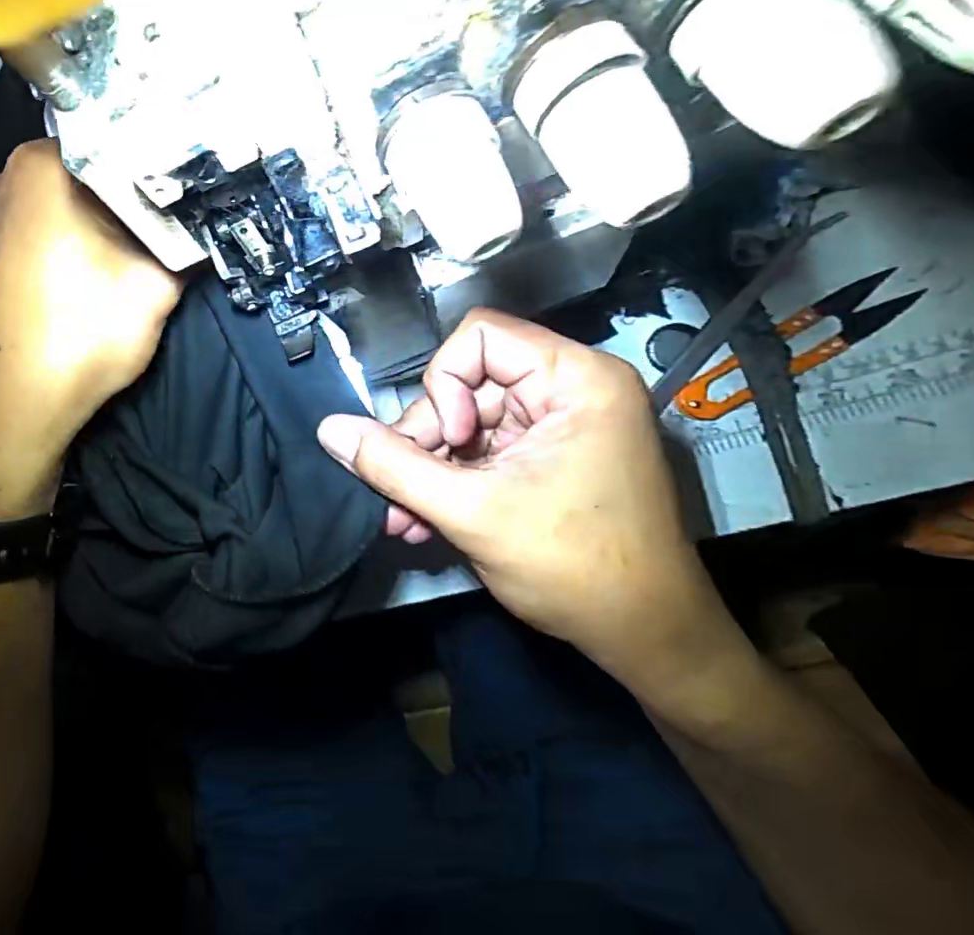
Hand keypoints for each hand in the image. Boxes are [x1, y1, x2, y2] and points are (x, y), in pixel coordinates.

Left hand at [0, 140, 181, 520]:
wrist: (14, 408)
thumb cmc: (81, 335)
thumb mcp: (156, 286)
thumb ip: (190, 243)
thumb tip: (217, 222)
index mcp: (43, 165)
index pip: (124, 137)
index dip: (170, 160)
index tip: (206, 179)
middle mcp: (11, 174)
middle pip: (100, 166)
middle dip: (145, 192)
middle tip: (191, 213)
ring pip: (80, 197)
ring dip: (120, 218)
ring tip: (160, 239)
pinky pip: (56, 222)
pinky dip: (91, 235)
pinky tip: (115, 263)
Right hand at [315, 310, 739, 684]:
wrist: (645, 635)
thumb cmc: (573, 567)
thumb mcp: (471, 513)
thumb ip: (393, 466)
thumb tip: (328, 430)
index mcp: (577, 379)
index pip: (482, 338)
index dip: (443, 383)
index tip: (447, 442)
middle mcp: (575, 389)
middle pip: (471, 384)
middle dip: (428, 441)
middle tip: (397, 492)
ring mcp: (565, 426)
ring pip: (473, 423)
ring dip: (433, 470)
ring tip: (402, 519)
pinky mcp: (555, 458)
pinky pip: (491, 452)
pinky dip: (458, 481)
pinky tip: (424, 520)